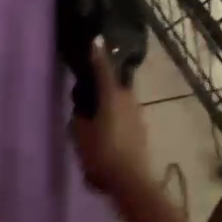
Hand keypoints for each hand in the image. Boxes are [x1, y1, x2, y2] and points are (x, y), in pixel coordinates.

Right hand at [69, 39, 150, 194]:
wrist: (132, 182)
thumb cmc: (102, 154)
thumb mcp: (80, 135)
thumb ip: (79, 117)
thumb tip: (82, 109)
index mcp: (112, 95)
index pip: (102, 68)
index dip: (96, 54)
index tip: (95, 39)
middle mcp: (128, 98)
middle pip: (112, 86)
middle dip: (100, 88)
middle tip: (86, 98)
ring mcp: (138, 113)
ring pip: (119, 102)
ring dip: (108, 106)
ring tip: (95, 120)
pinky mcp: (142, 129)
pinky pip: (124, 116)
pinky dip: (115, 119)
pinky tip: (107, 136)